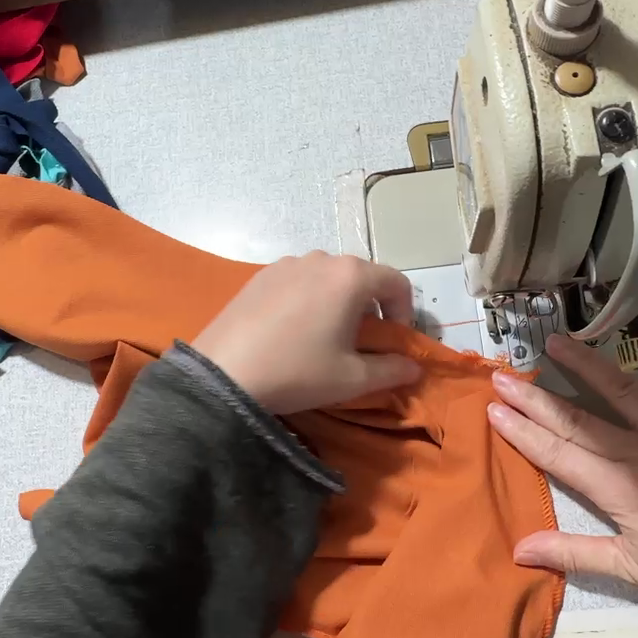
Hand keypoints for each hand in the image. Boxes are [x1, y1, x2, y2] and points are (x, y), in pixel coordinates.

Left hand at [194, 252, 421, 415]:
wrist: (224, 374)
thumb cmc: (297, 372)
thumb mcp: (352, 379)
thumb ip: (392, 369)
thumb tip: (413, 367)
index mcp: (351, 276)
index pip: (397, 282)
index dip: (404, 312)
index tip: (394, 342)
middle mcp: (321, 259)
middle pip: (362, 277)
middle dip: (371, 307)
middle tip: (363, 343)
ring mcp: (286, 263)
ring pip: (328, 277)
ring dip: (339, 301)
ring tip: (326, 336)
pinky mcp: (260, 275)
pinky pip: (298, 281)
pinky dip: (309, 299)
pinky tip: (293, 331)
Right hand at [489, 335, 637, 637]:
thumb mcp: (637, 573)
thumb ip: (574, 553)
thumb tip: (517, 550)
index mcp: (621, 488)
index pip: (557, 451)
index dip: (520, 428)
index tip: (490, 406)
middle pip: (578, 417)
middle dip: (535, 395)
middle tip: (502, 373)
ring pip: (625, 391)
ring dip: (588, 365)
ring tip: (559, 341)